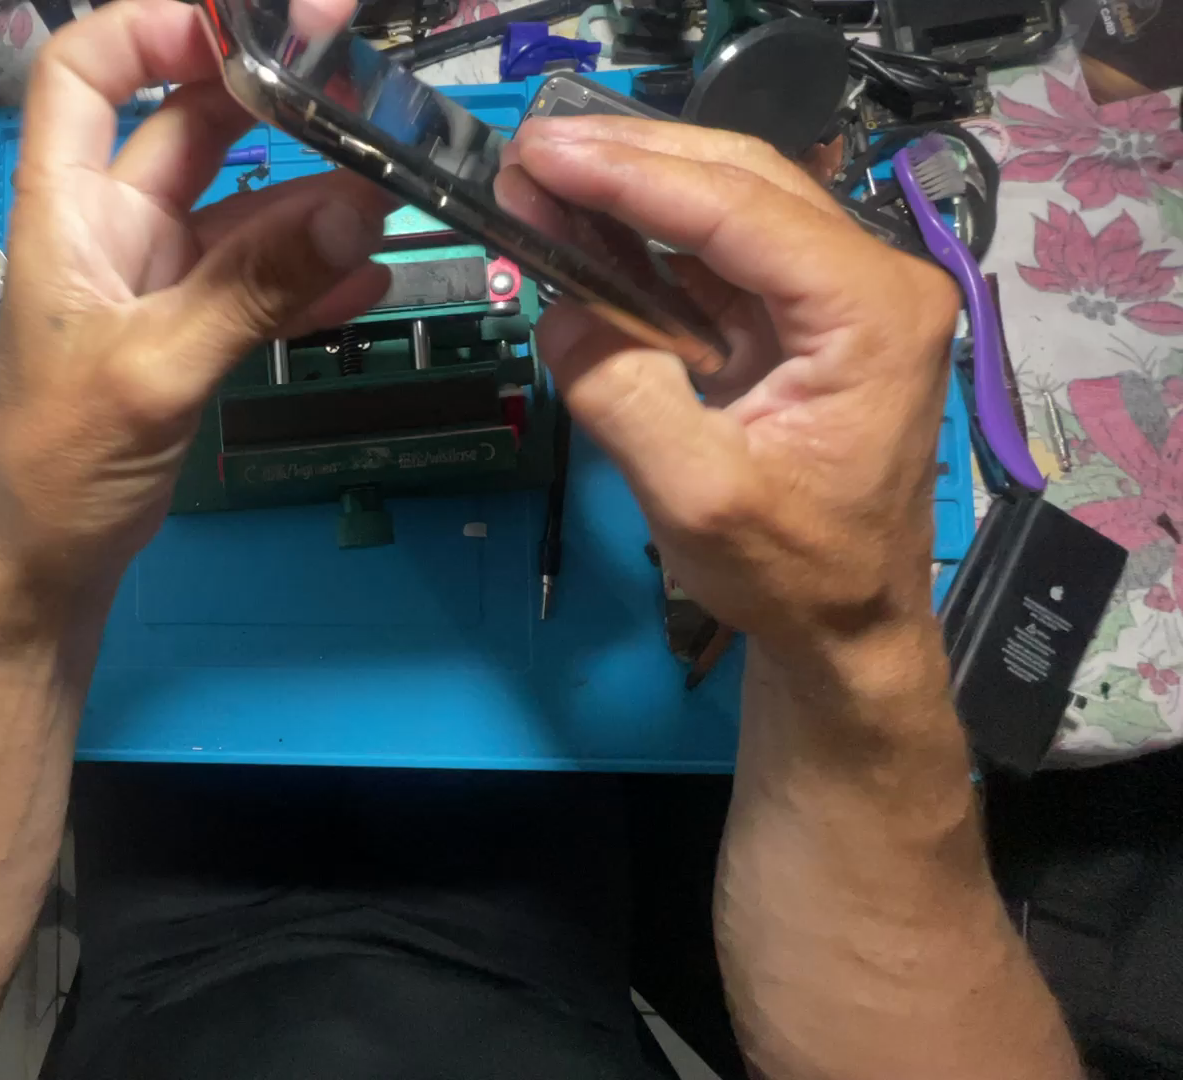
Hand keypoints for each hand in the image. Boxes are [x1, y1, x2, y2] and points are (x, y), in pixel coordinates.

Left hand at [0, 0, 394, 605]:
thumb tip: (353, 209)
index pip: (84, 76)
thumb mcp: (154, 369)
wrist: (62, 552)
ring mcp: (157, 284)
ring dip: (306, 208)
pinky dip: (304, 282)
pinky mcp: (190, 333)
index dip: (149, 29)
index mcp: (67, 214)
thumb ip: (249, 292)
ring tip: (385, 198)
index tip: (239, 27)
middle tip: (358, 85)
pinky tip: (366, 280)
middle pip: (185, 131)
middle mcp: (112, 232)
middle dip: (266, 101)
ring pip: (238, 215)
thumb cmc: (67, 461)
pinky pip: (255, 288)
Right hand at [498, 118, 959, 665]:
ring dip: (628, 190)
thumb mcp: (695, 495)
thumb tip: (561, 315)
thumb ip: (624, 399)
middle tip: (531, 152)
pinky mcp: (782, 322)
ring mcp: (822, 298)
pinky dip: (637, 242)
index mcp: (865, 312)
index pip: (735, 213)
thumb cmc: (784, 564)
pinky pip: (703, 261)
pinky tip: (585, 232)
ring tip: (545, 179)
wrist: (837, 612)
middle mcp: (859, 281)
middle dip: (627, 160)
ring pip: (719, 209)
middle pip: (736, 182)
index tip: (540, 156)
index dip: (629, 178)